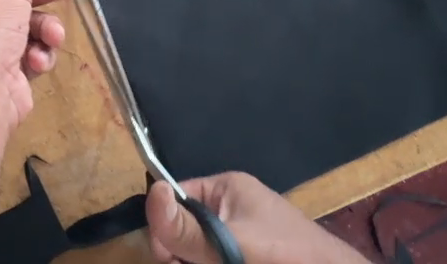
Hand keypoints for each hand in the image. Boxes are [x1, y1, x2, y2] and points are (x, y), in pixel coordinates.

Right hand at [148, 173, 370, 263]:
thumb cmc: (295, 261)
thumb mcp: (239, 247)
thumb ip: (194, 231)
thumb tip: (151, 194)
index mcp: (226, 189)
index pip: (175, 199)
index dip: (165, 230)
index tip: (169, 260)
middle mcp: (231, 212)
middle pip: (186, 234)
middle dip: (185, 259)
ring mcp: (243, 244)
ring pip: (200, 256)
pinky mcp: (251, 260)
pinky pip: (219, 261)